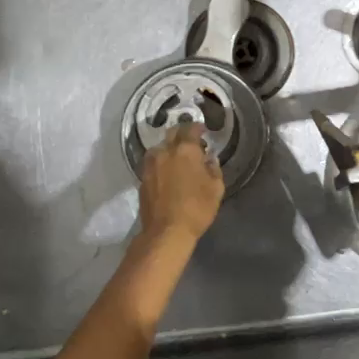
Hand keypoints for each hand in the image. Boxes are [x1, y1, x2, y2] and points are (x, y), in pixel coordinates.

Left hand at [135, 120, 224, 246]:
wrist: (166, 231)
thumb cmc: (196, 208)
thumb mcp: (216, 189)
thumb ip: (214, 169)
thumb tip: (209, 159)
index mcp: (185, 150)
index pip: (190, 129)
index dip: (198, 127)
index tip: (203, 131)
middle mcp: (165, 151)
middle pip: (172, 133)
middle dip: (182, 134)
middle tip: (191, 142)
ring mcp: (150, 164)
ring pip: (159, 147)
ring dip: (169, 148)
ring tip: (177, 157)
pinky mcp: (142, 178)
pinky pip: (153, 162)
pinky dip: (161, 162)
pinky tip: (167, 171)